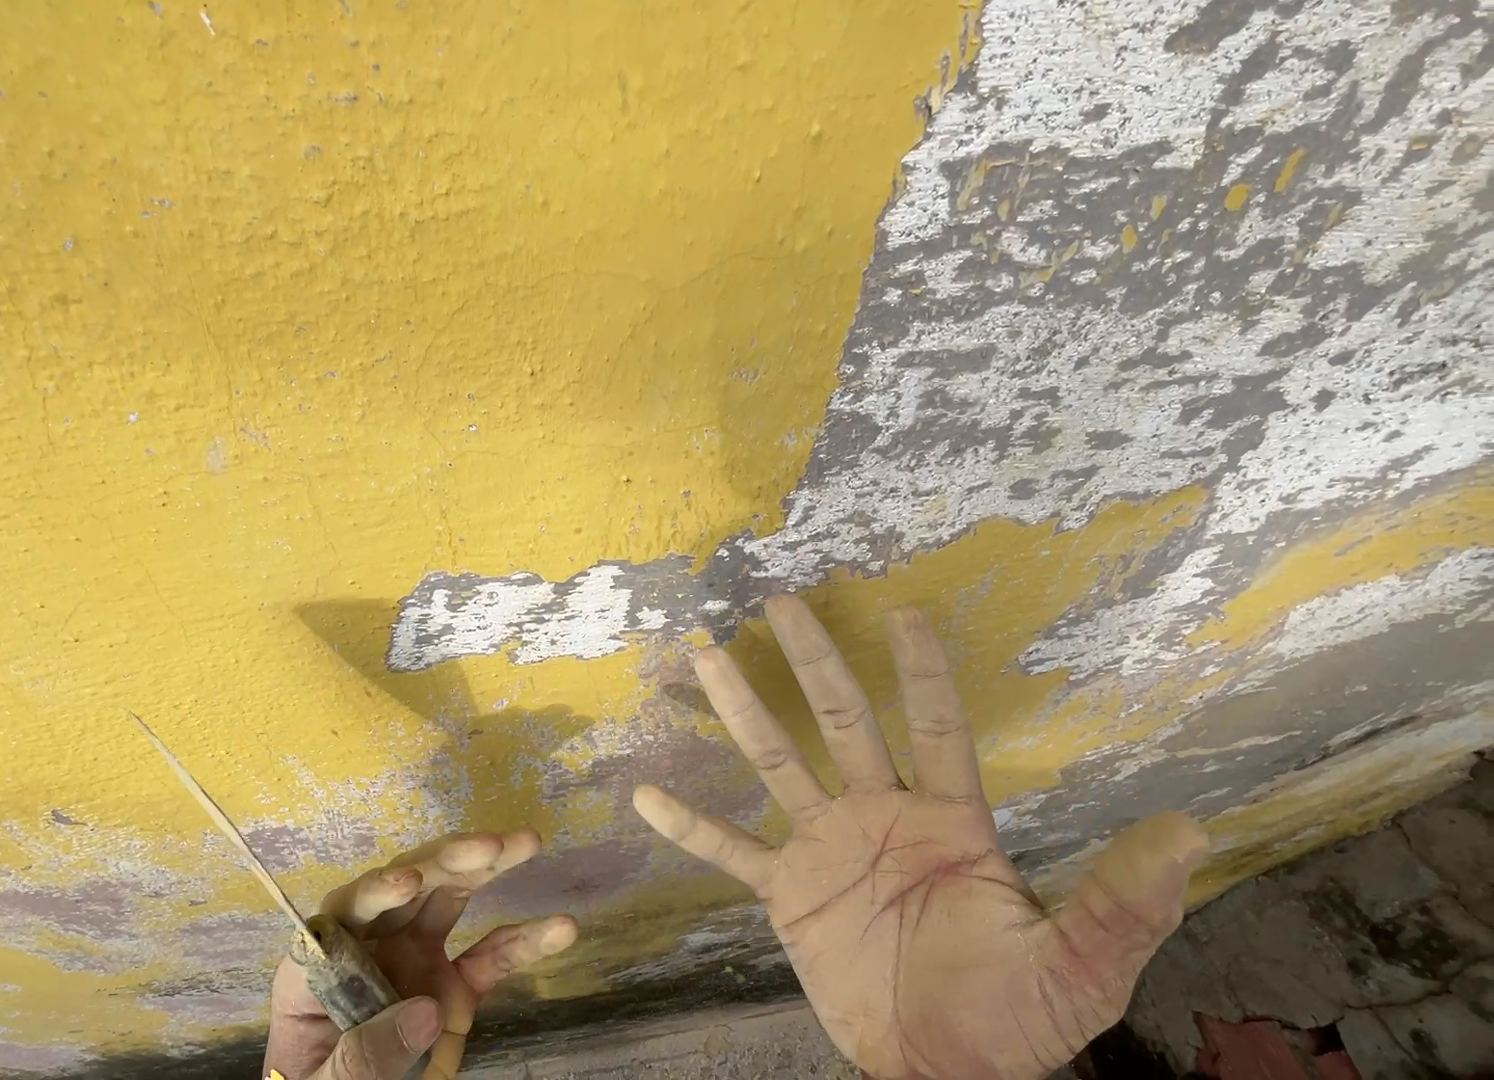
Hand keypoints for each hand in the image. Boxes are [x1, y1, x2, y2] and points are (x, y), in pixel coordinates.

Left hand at [262, 830, 578, 1079]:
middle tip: (489, 845)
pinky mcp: (455, 989)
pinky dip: (527, 941)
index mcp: (327, 962)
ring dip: (488, 865)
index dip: (377, 890)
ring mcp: (417, 959)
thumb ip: (363, 1054)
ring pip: (452, 897)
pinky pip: (492, 958)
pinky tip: (562, 926)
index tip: (407, 882)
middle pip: (409, 886)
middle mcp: (374, 944)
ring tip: (525, 842)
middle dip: (448, 860)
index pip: (348, 912)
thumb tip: (426, 1010)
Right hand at [634, 597, 1206, 1079]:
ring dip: (739, 710)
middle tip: (778, 601)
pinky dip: (689, 825)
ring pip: (774, 762)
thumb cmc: (1012, 1018)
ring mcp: (824, 847)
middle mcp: (878, 813)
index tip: (903, 610)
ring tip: (701, 657)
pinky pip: (728, 850)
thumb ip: (1121, 904)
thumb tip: (1192, 829)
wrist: (939, 1073)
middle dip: (811, 658)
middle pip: (838, 719)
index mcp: (948, 821)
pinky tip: (644, 795)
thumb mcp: (1076, 971)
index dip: (920, 671)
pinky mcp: (785, 891)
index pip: (932, 728)